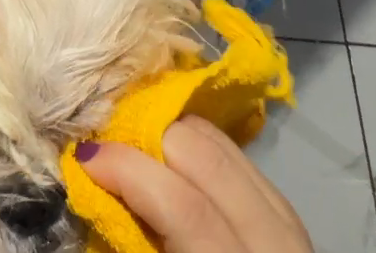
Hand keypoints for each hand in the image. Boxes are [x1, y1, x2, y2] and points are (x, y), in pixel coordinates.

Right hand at [79, 117, 311, 252]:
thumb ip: (126, 242)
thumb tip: (92, 189)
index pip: (185, 208)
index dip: (129, 171)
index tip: (86, 160)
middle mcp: (274, 247)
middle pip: (206, 159)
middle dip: (148, 138)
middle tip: (106, 147)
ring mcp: (289, 231)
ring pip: (223, 147)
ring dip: (171, 135)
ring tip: (134, 148)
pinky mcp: (288, 218)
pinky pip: (237, 157)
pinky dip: (197, 146)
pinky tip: (171, 160)